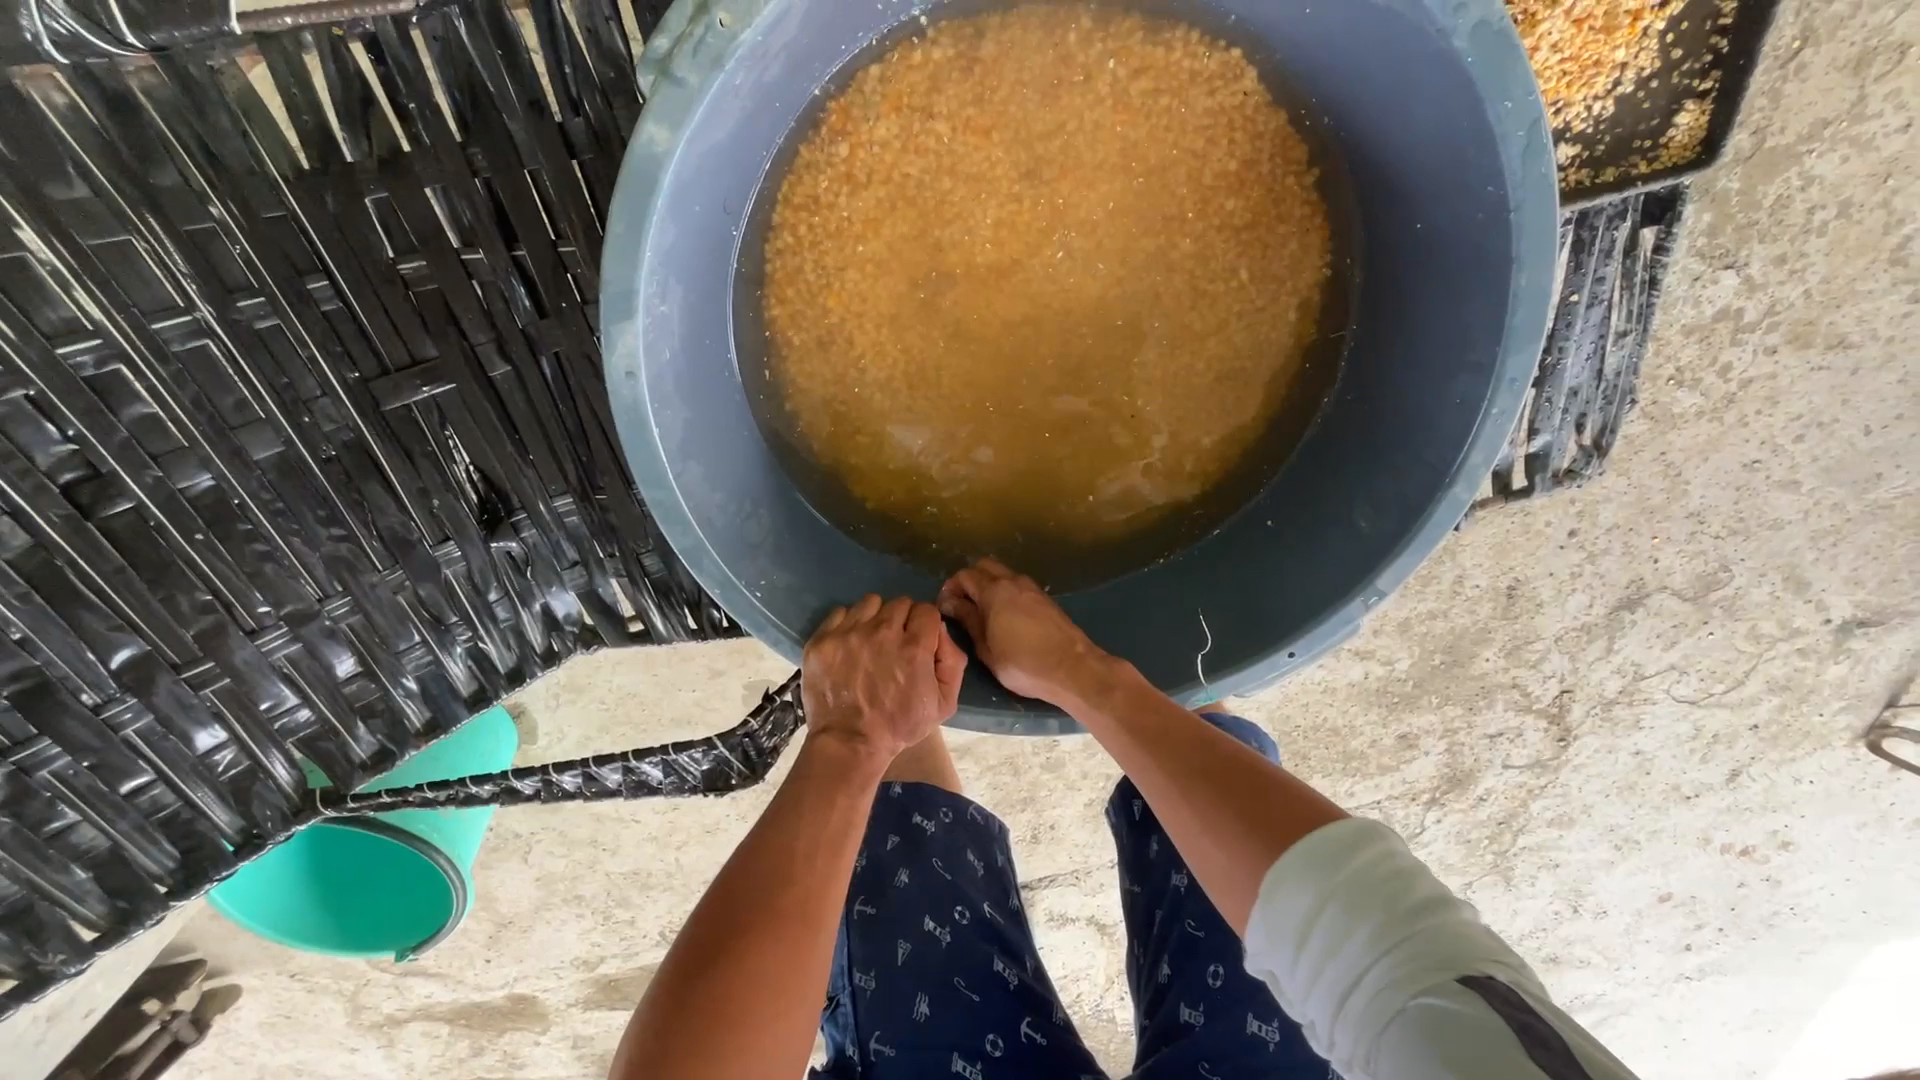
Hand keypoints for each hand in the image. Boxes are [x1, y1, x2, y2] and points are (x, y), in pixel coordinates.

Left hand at [802, 595, 965, 763]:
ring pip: (870, 603)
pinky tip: (850, 643)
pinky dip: (848, 624)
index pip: (926, 610)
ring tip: (871, 639)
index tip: (919, 639)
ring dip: (876, 617)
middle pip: (900, 603)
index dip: (925, 624)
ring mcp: (849, 634)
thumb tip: (941, 630)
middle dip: (903, 620)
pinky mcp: (823, 640)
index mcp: (914, 647)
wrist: (849, 742)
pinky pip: (841, 613)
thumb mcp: (944, 703)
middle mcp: (882, 633)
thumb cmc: (899, 725)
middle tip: (896, 642)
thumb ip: (952, 661)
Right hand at [937, 559, 1116, 705]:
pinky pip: (1016, 584)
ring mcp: (1032, 588)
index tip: (945, 607)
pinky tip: (1003, 615)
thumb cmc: (1023, 664)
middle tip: (961, 604)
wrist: (1072, 668)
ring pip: (1002, 573)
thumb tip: (952, 603)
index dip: (950, 589)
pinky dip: (1004, 591)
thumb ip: (968, 621)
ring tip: (981, 611)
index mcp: (994, 591)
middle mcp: (1013, 581)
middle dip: (968, 581)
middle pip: (984, 566)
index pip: (964, 576)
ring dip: (988, 584)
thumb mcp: (987, 648)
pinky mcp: (1044, 598)